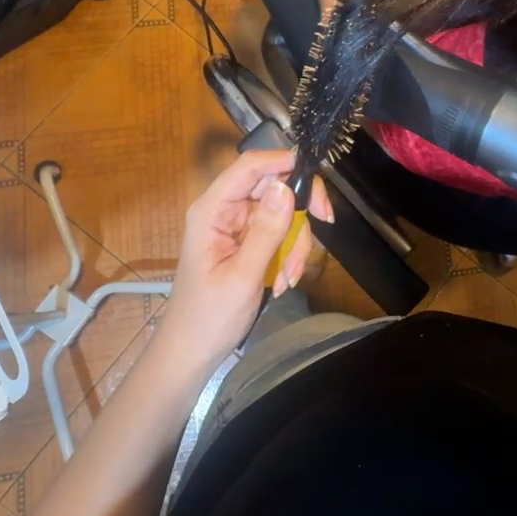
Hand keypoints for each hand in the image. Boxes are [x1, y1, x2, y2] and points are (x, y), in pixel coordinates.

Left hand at [157, 150, 330, 369]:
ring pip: (283, 212)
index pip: (250, 166)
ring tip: (288, 278)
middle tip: (325, 224)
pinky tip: (282, 281)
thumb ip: (266, 230)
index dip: (284, 162)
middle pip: (273, 186)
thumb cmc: (209, 317)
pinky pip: (280, 234)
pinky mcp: (248, 242)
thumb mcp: (242, 276)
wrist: (191, 353)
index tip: (318, 180)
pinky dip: (288, 255)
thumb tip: (286, 187)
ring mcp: (237, 226)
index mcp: (212, 209)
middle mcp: (225, 210)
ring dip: (294, 243)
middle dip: (299, 212)